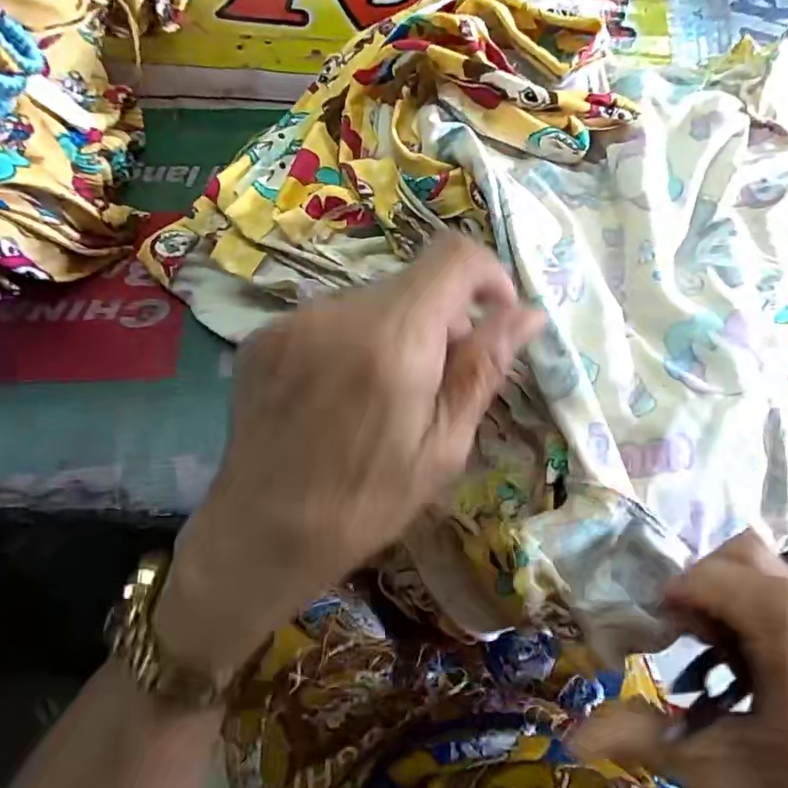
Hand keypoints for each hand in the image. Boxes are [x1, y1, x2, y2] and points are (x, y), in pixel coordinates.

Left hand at [157, 236, 545, 671]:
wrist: (262, 533)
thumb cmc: (366, 502)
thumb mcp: (442, 447)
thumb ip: (483, 369)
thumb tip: (526, 314)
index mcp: (394, 338)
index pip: (453, 255)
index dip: (488, 276)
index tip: (495, 319)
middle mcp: (338, 311)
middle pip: (410, 284)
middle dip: (439, 320)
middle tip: (436, 385)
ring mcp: (291, 320)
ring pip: (367, 303)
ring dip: (391, 334)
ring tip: (379, 400)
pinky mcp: (261, 337)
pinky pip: (325, 321)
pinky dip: (347, 344)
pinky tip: (336, 399)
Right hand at [569, 530, 787, 787]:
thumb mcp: (703, 770)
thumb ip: (638, 739)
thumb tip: (571, 734)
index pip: (751, 588)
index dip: (696, 586)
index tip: (663, 614)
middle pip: (745, 557)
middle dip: (698, 582)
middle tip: (682, 627)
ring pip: (758, 561)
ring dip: (718, 586)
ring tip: (709, 636)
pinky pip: (776, 575)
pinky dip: (742, 593)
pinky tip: (739, 639)